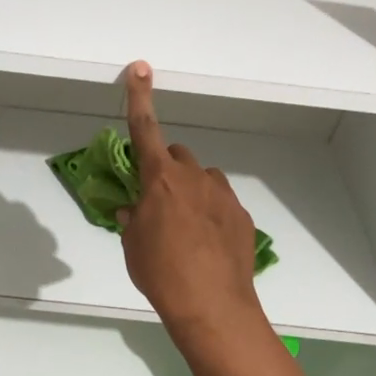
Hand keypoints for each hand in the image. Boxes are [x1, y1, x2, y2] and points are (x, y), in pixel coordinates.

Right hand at [117, 61, 262, 328]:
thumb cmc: (161, 274)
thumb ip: (133, 221)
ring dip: (191, 191)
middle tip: (157, 201)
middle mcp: (194, 178)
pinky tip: (206, 244)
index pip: (145, 129)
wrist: (211, 306)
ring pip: (203, 179)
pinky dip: (210, 213)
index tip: (140, 70)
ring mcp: (222, 195)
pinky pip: (221, 202)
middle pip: (177, 156)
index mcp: (160, 180)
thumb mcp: (133, 247)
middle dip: (166, 169)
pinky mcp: (241, 215)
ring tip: (185, 227)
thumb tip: (136, 211)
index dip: (139, 98)